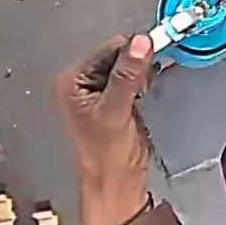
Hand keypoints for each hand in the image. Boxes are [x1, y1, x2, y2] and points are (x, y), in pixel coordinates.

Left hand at [52, 34, 153, 224]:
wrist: (118, 180)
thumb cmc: (105, 154)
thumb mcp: (115, 110)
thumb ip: (127, 75)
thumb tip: (140, 43)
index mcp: (73, 80)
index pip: (109, 48)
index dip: (132, 51)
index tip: (152, 54)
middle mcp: (84, 81)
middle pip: (120, 53)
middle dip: (138, 65)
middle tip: (141, 85)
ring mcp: (102, 88)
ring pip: (131, 64)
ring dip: (143, 73)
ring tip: (139, 95)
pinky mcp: (118, 95)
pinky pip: (136, 75)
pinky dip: (145, 80)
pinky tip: (143, 94)